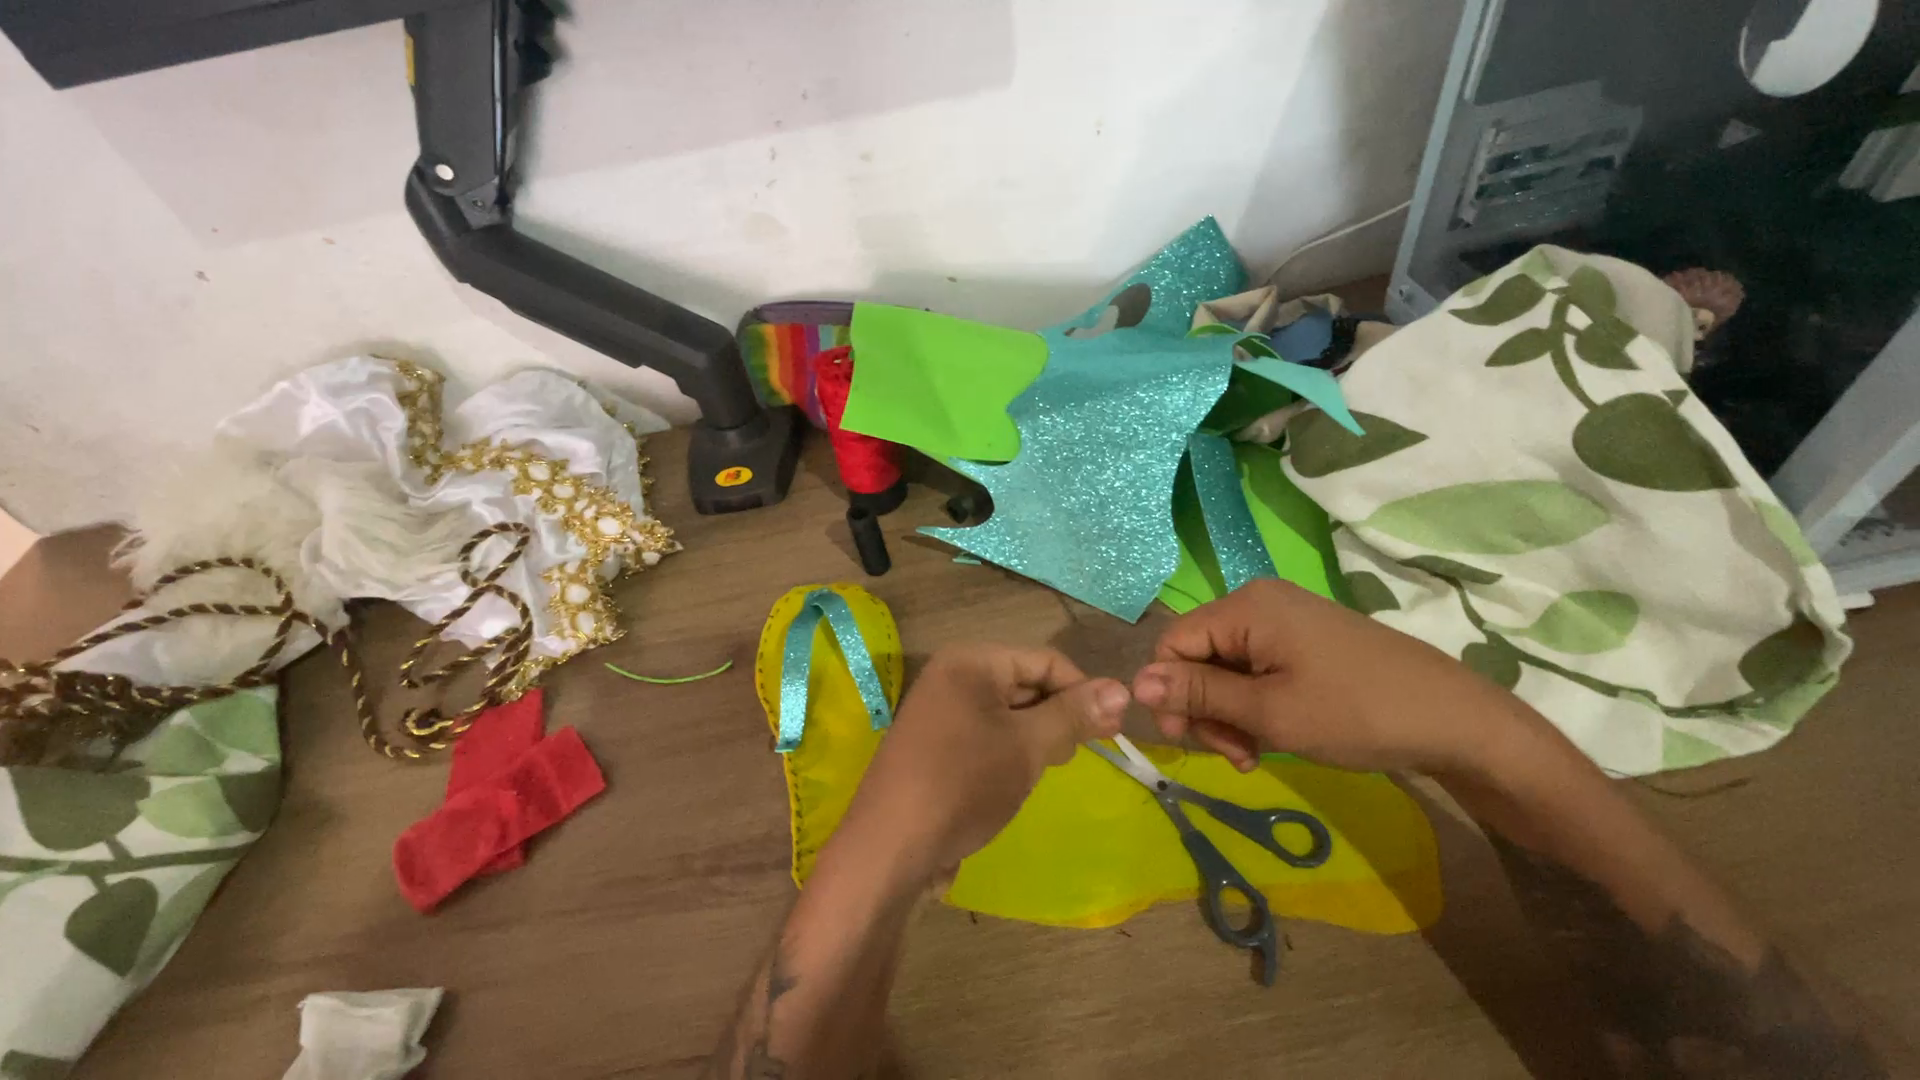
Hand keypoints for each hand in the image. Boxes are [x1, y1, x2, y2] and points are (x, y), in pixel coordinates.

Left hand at [831, 644, 1127, 888]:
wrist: (890, 849)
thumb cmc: (963, 784)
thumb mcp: (1027, 747)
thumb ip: (1074, 715)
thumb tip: (1122, 688)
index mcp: (970, 662)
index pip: (1044, 660)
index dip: (1083, 690)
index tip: (1112, 731)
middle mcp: (951, 677)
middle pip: (1025, 683)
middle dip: (1059, 714)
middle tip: (1085, 752)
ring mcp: (939, 713)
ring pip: (1008, 713)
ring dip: (1037, 736)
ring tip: (1050, 767)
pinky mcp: (935, 747)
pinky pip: (986, 735)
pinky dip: (1010, 751)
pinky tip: (1018, 779)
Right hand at [1130, 579, 1534, 776]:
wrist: (1455, 721)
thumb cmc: (1355, 714)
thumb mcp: (1269, 711)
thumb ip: (1199, 694)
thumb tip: (1134, 681)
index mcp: (1246, 607)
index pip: (1173, 643)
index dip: (1170, 692)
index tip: (1192, 740)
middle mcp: (1260, 602)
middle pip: (1198, 655)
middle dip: (1204, 707)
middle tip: (1234, 755)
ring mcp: (1287, 620)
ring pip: (1226, 667)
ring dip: (1229, 713)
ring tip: (1254, 754)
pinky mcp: (1307, 641)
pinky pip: (1257, 668)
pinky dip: (1255, 704)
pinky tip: (1271, 737)